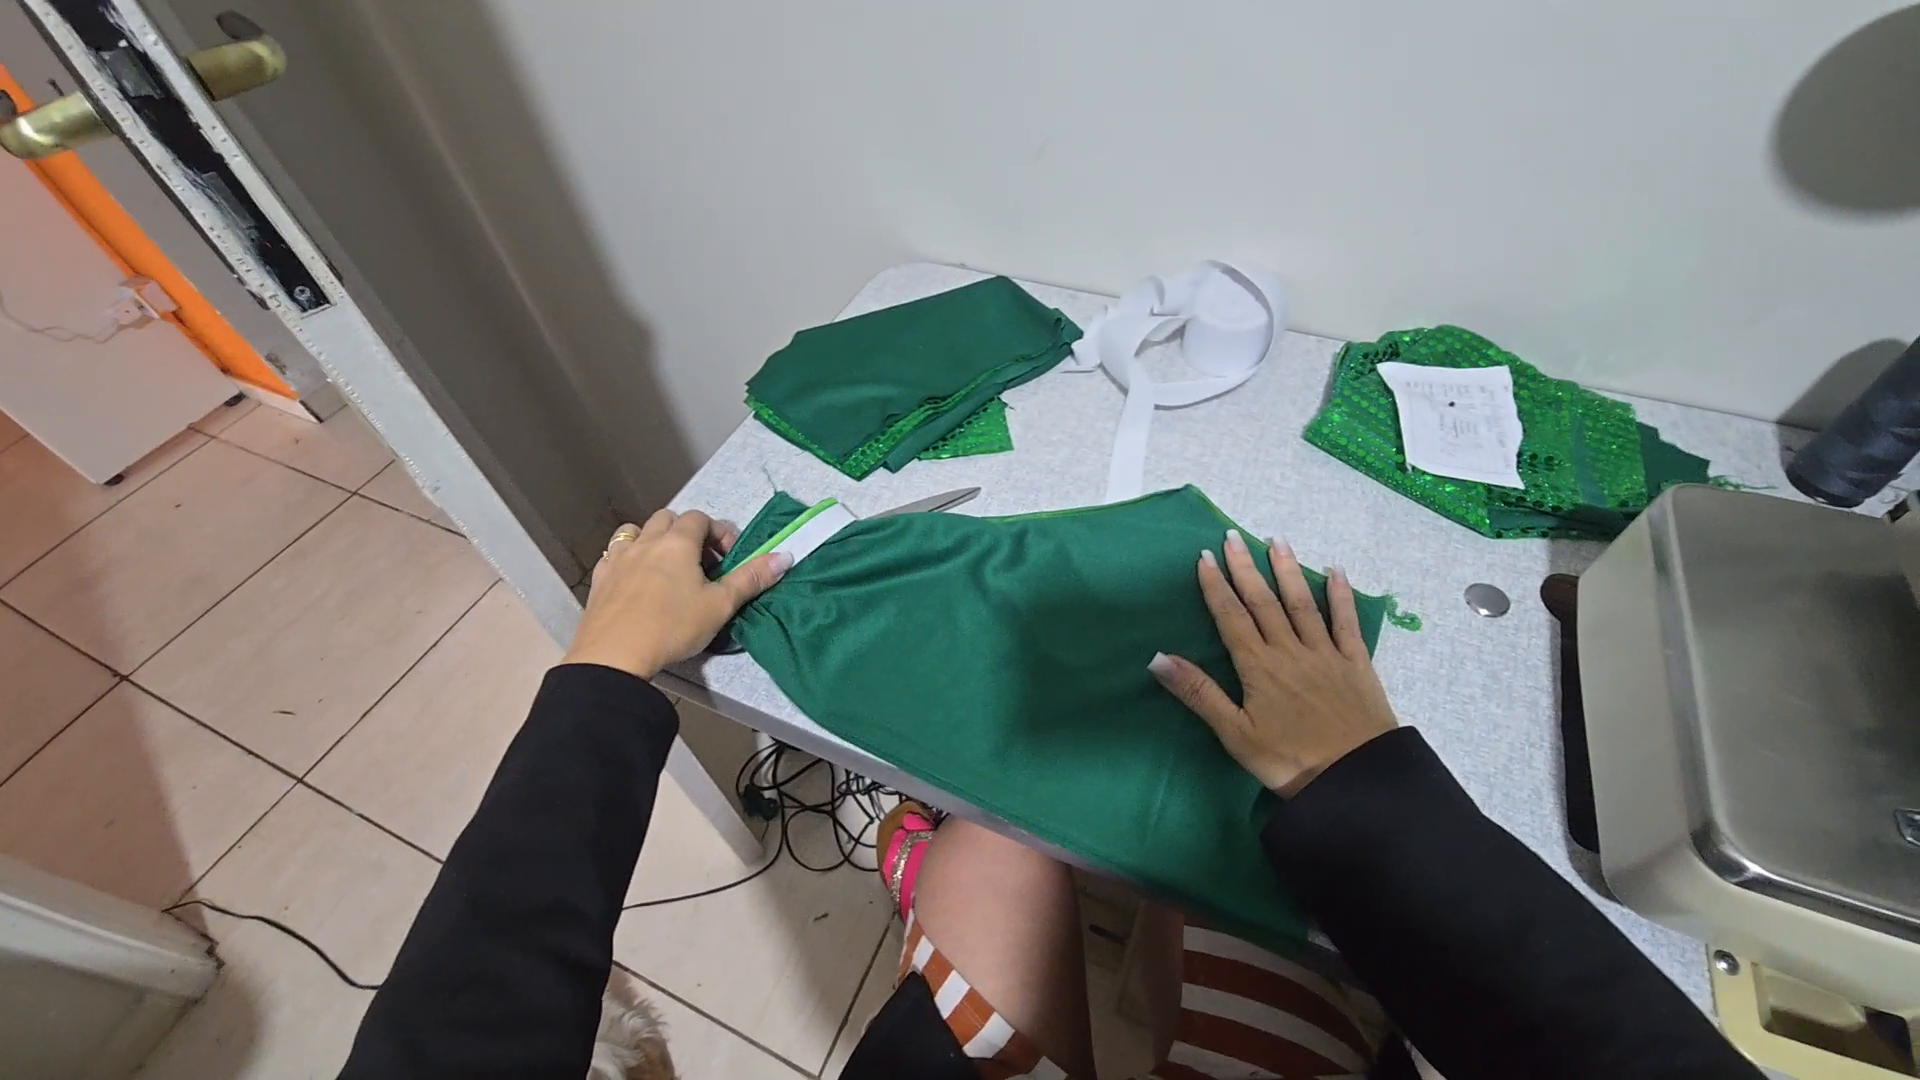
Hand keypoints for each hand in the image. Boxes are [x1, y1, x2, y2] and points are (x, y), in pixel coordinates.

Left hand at [561, 510, 790, 678]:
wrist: (614, 655)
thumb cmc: (673, 627)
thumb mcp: (720, 605)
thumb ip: (751, 579)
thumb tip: (785, 556)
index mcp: (678, 543)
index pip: (700, 519)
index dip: (718, 533)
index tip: (728, 560)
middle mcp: (646, 542)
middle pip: (668, 518)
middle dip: (687, 533)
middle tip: (701, 563)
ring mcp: (619, 558)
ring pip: (636, 531)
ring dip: (654, 539)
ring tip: (666, 567)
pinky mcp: (600, 578)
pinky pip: (615, 554)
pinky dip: (629, 557)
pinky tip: (636, 580)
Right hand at [1149, 529, 1396, 796]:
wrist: (1357, 780)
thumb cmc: (1288, 761)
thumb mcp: (1234, 733)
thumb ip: (1199, 693)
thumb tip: (1158, 657)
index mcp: (1258, 666)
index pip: (1231, 616)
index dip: (1216, 585)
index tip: (1204, 556)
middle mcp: (1289, 649)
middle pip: (1263, 602)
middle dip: (1246, 568)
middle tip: (1233, 536)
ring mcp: (1325, 653)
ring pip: (1302, 603)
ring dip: (1288, 570)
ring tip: (1277, 541)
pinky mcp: (1356, 663)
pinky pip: (1346, 622)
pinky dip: (1340, 595)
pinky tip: (1335, 572)